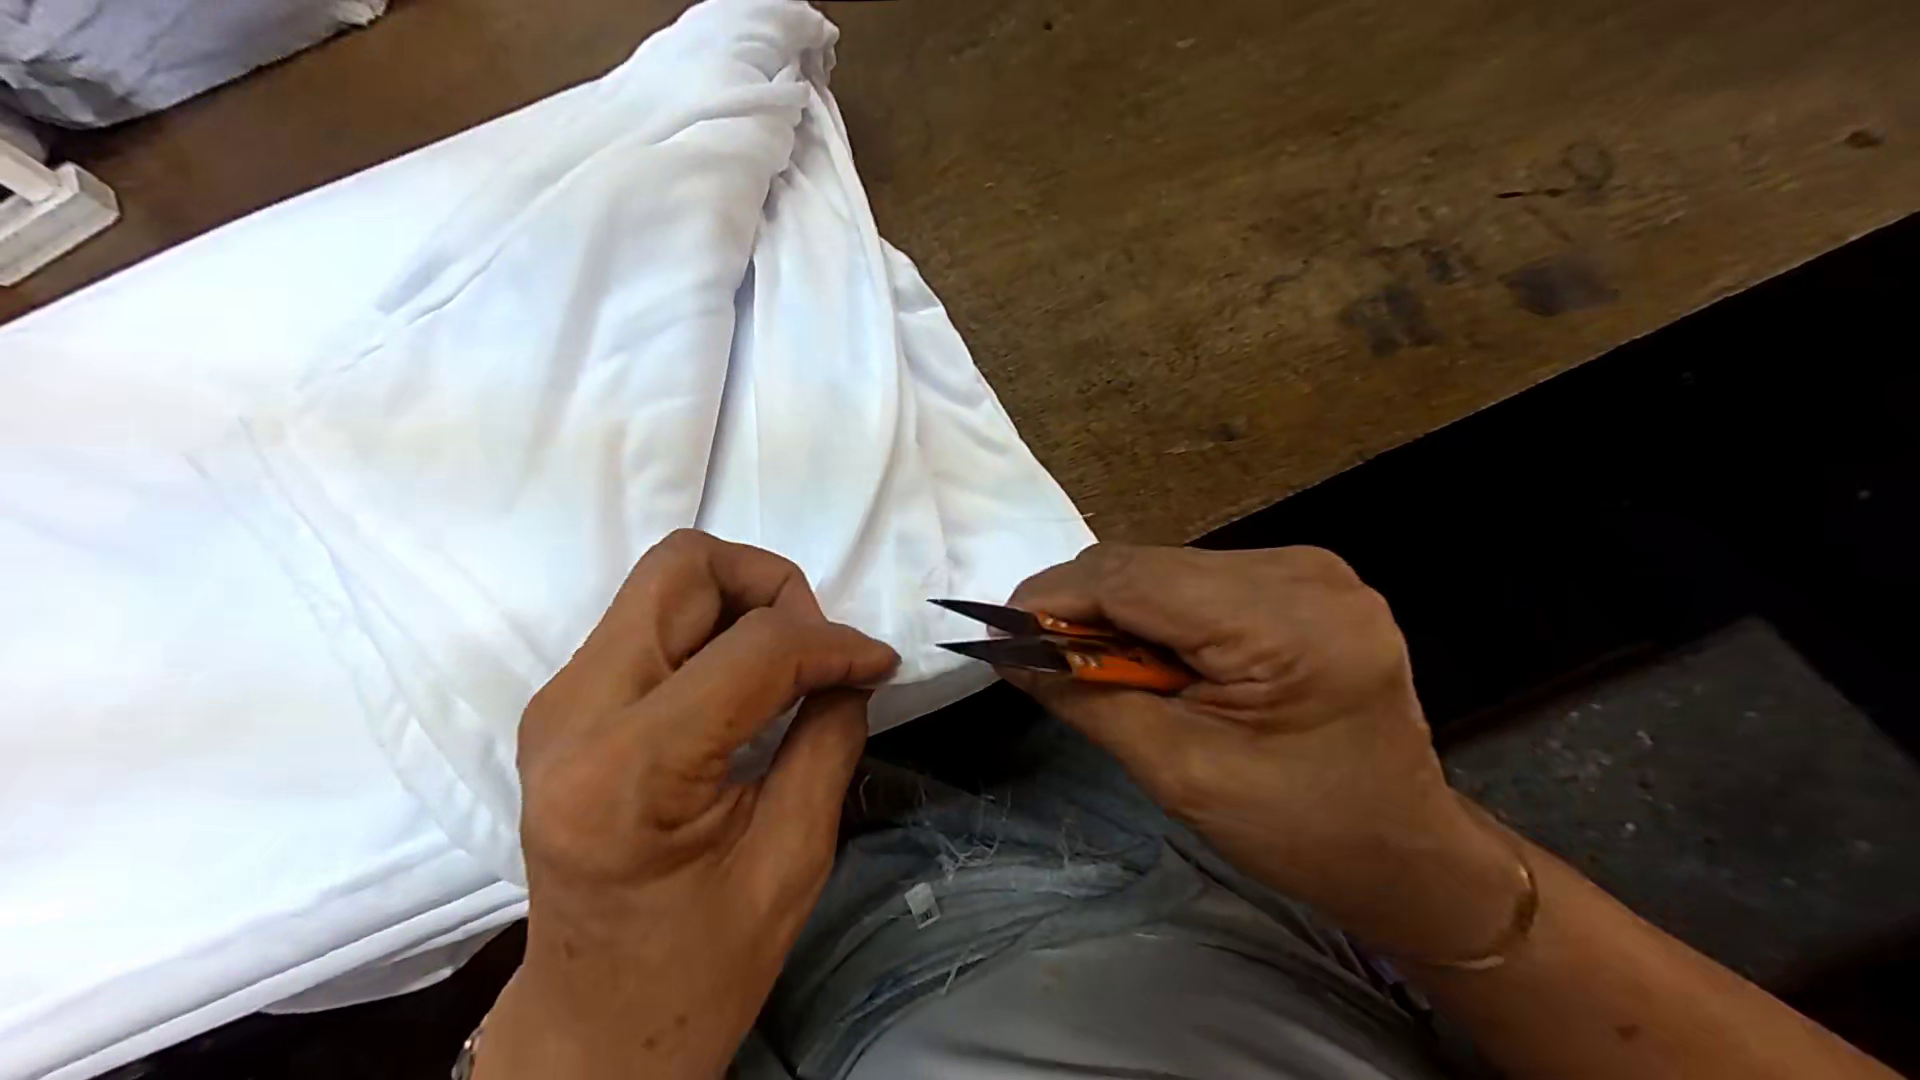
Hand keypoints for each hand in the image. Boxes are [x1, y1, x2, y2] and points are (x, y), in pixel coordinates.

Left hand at [475, 530, 896, 1079]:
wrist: (595, 1021)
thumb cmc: (701, 964)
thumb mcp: (794, 857)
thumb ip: (829, 738)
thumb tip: (853, 666)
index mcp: (629, 770)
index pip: (755, 647)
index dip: (833, 642)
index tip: (877, 663)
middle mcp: (574, 713)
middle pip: (684, 565)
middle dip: (773, 585)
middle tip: (817, 648)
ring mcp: (560, 700)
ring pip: (666, 578)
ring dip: (744, 599)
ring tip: (788, 663)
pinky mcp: (567, 702)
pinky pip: (652, 615)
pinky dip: (716, 623)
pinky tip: (747, 680)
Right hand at [1002, 544, 1526, 961]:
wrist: (1404, 849)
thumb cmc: (1300, 831)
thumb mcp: (1180, 772)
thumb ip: (1088, 698)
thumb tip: (1010, 652)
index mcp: (1288, 624)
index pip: (1136, 579)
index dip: (1055, 597)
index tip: (999, 629)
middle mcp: (1303, 572)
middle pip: (1149, 564)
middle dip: (1082, 606)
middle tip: (1040, 656)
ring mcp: (1308, 568)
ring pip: (1166, 567)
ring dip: (1116, 610)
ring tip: (1099, 666)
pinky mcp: (1301, 579)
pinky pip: (1196, 579)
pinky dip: (1154, 611)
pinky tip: (1151, 656)